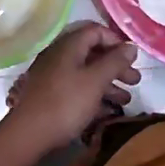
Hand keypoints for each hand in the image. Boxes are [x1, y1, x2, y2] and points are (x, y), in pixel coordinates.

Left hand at [1, 22, 139, 150]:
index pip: (95, 31)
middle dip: (116, 66)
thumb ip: (114, 61)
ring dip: (108, 83)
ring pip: (86, 73)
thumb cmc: (66, 103)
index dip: (116, 41)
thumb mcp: (95, 80)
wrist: (29, 134)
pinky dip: (94, 95)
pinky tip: (108, 110)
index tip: (133, 58)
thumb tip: (130, 46)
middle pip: (92, 53)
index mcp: (68, 46)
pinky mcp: (51, 95)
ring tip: (126, 100)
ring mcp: (53, 76)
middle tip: (136, 81)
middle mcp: (59, 56)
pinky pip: (77, 88)